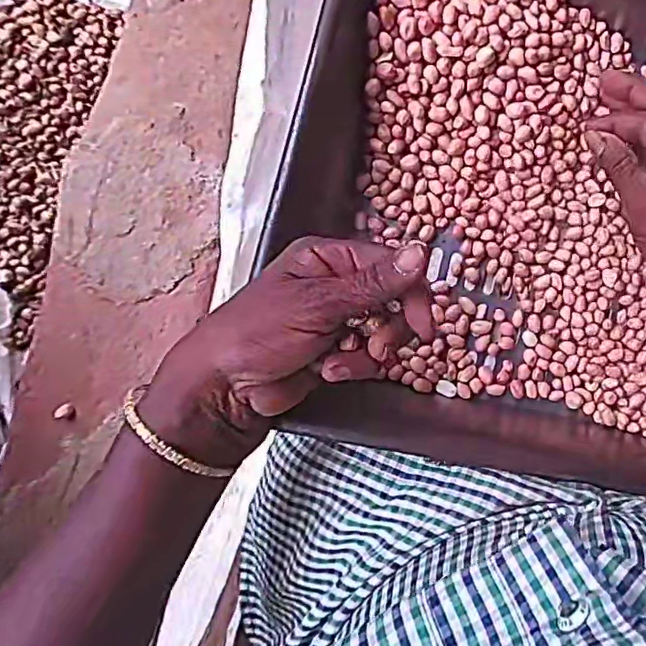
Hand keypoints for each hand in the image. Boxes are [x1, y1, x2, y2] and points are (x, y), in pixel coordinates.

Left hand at [140, 236, 432, 466]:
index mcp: (326, 258)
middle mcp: (336, 283)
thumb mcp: (318, 304)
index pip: (388, 264)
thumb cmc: (255, 333)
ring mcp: (338, 318)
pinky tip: (327, 371)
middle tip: (379, 347)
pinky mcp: (338, 348)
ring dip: (368, 352)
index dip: (410, 292)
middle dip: (388, 328)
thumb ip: (373, 283)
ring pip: (385, 330)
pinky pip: (369, 355)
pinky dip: (355, 366)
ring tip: (339, 362)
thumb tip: (419, 254)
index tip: (422, 322)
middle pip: (393, 299)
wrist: (223, 390)